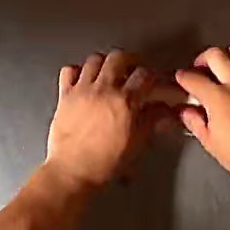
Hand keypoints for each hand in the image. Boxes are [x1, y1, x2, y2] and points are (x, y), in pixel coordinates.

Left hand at [44, 50, 158, 189]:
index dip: (151, 75)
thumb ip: (151, 121)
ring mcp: (82, 90)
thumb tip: (164, 111)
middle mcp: (104, 90)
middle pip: (118, 57)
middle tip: (132, 68)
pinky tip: (83, 79)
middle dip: (129, 60)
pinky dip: (77, 70)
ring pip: (95, 59)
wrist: (73, 171)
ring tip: (109, 72)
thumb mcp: (136, 143)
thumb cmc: (103, 163)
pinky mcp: (65, 96)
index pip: (144, 74)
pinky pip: (69, 70)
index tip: (151, 80)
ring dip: (104, 63)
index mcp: (125, 102)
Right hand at [174, 45, 229, 190]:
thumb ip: (195, 122)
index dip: (182, 77)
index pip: (192, 77)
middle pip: (215, 54)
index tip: (180, 80)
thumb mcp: (210, 142)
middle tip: (199, 71)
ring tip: (223, 69)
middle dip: (202, 59)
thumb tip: (186, 111)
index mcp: (218, 98)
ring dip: (227, 57)